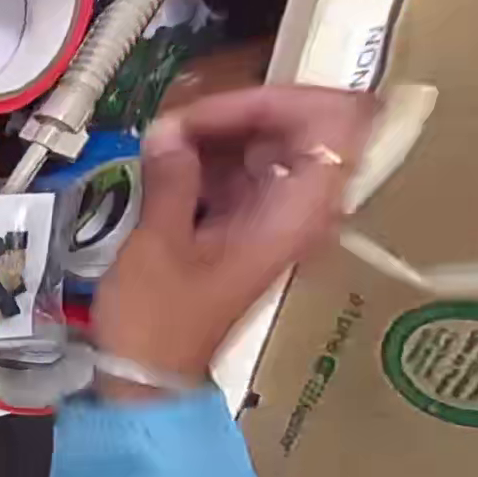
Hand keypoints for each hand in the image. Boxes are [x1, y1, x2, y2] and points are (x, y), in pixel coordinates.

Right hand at [94, 86, 376, 399]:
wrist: (148, 374)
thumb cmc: (155, 320)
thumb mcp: (156, 247)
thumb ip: (169, 182)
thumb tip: (166, 130)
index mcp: (295, 214)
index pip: (329, 121)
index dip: (267, 102)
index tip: (197, 116)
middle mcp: (299, 210)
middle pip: (299, 130)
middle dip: (234, 117)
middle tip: (168, 130)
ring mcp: (272, 221)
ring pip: (266, 152)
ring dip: (216, 140)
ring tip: (159, 147)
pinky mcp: (243, 232)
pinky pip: (240, 179)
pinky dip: (207, 165)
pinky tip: (164, 169)